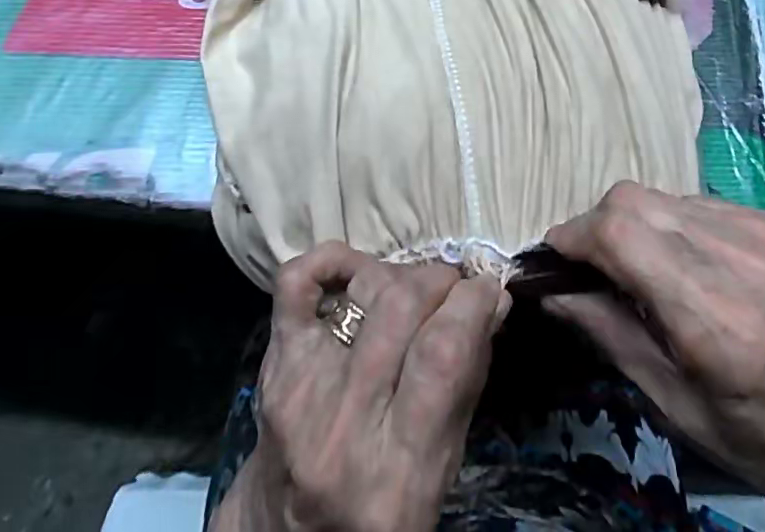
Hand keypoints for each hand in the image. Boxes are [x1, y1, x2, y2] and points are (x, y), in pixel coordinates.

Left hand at [213, 244, 510, 531]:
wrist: (288, 530)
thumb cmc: (379, 507)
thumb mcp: (440, 470)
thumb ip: (465, 383)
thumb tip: (492, 299)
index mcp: (398, 471)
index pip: (440, 355)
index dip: (472, 304)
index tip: (488, 287)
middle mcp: (344, 424)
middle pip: (399, 309)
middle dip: (439, 280)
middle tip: (454, 285)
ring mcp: (300, 387)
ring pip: (361, 290)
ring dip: (401, 272)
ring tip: (415, 287)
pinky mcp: (272, 361)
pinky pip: (295, 283)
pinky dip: (330, 259)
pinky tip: (357, 269)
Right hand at [544, 185, 764, 531]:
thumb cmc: (760, 437)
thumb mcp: (672, 402)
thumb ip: (605, 331)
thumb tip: (548, 287)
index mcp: (719, 323)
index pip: (621, 234)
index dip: (574, 235)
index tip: (553, 256)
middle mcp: (745, 263)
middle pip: (632, 200)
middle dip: (595, 225)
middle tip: (587, 264)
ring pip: (658, 195)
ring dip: (630, 223)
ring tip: (633, 265)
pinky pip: (692, 202)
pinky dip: (666, 223)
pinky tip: (676, 259)